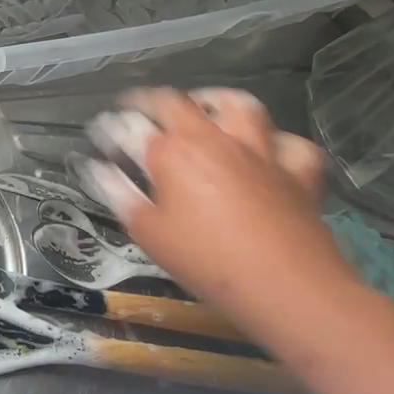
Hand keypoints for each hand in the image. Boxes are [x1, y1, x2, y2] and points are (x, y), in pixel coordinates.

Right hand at [78, 87, 356, 333]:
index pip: (129, 125)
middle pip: (177, 101)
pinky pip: (293, 145)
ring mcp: (259, 153)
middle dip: (151, 101)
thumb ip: (117, 193)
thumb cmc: (208, 262)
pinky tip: (267, 151)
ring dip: (217, 103)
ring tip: (205, 113)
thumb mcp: (147, 232)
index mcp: (171, 152)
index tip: (102, 140)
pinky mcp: (297, 174)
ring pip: (240, 105)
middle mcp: (213, 140)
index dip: (110, 129)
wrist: (291, 292)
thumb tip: (96, 168)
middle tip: (141, 113)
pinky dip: (278, 143)